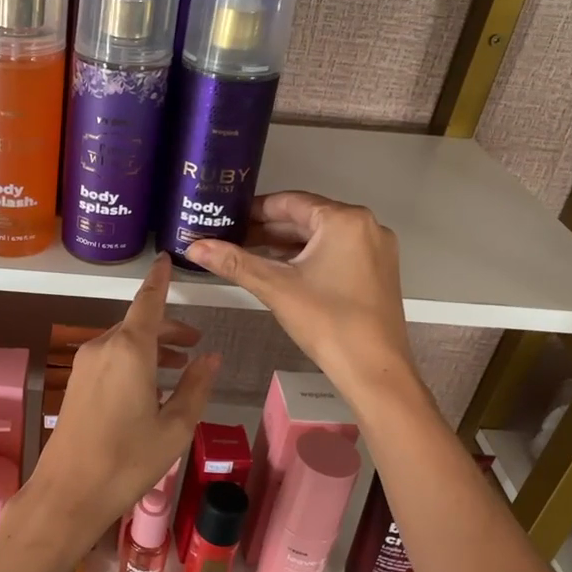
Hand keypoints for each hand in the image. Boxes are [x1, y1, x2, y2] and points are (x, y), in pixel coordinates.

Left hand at [27, 254, 219, 551]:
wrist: (68, 493)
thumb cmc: (128, 461)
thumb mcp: (175, 427)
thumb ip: (195, 387)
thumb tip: (211, 359)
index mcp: (129, 350)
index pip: (147, 302)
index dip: (159, 280)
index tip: (166, 259)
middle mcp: (102, 348)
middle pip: (137, 324)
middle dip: (166, 329)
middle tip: (193, 343)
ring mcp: (84, 366)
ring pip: (123, 343)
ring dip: (150, 347)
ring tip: (178, 366)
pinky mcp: (75, 384)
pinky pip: (109, 360)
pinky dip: (133, 362)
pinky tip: (149, 388)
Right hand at [185, 191, 418, 390]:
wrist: (374, 369)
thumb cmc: (327, 321)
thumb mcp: (275, 287)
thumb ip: (234, 262)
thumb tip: (195, 246)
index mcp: (344, 220)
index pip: (289, 202)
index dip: (253, 209)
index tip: (226, 217)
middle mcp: (366, 226)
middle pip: (306, 218)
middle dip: (267, 229)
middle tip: (230, 237)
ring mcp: (375, 249)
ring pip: (320, 237)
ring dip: (285, 244)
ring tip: (247, 253)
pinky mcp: (376, 271)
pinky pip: (335, 252)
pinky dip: (306, 257)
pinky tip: (279, 269)